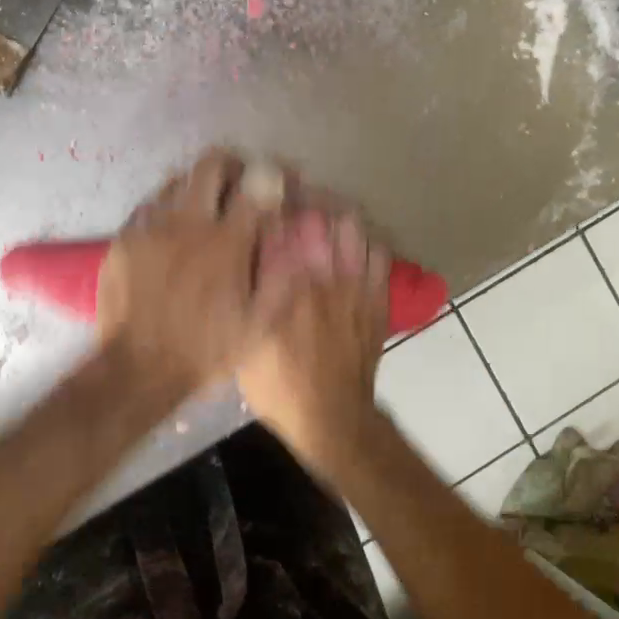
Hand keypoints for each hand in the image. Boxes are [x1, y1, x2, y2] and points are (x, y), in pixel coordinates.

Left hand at [96, 149, 273, 397]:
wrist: (138, 370)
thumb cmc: (206, 351)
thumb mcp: (258, 326)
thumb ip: (281, 277)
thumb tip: (297, 240)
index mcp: (227, 243)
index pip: (257, 184)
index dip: (272, 179)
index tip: (277, 185)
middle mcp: (188, 223)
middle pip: (212, 164)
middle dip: (231, 167)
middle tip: (237, 187)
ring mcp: (150, 228)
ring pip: (176, 180)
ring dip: (196, 189)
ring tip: (202, 213)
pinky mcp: (123, 239)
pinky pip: (148, 207)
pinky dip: (165, 211)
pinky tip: (169, 235)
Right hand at [238, 210, 392, 474]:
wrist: (332, 418)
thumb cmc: (277, 386)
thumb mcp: (244, 344)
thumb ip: (244, 297)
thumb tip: (240, 256)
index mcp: (281, 285)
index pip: (276, 225)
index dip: (269, 207)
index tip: (262, 200)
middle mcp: (318, 276)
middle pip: (315, 217)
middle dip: (302, 206)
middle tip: (291, 205)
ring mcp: (353, 284)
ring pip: (350, 227)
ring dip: (335, 218)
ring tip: (323, 220)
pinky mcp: (376, 297)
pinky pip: (377, 252)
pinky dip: (365, 242)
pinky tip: (352, 247)